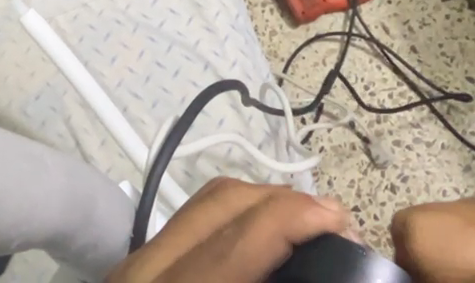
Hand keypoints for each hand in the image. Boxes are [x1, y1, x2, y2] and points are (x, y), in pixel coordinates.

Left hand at [107, 177, 357, 282]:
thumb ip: (266, 275)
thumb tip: (324, 255)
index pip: (242, 235)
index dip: (296, 215)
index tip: (341, 219)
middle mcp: (146, 267)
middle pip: (222, 200)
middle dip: (283, 198)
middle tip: (331, 220)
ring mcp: (133, 263)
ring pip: (202, 202)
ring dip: (258, 202)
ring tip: (302, 223)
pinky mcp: (132, 267)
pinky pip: (187, 222)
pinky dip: (230, 219)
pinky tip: (257, 237)